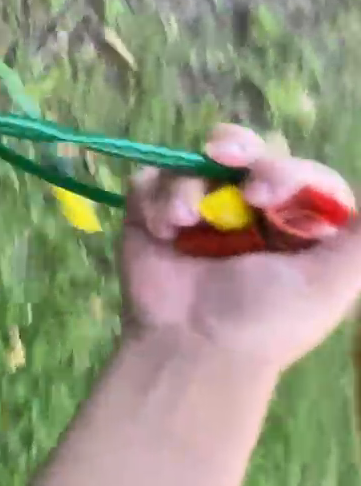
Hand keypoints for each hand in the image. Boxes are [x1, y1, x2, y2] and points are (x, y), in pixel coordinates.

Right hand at [123, 124, 360, 373]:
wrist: (193, 339)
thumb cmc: (268, 316)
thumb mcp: (331, 282)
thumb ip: (357, 241)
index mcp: (298, 223)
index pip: (299, 175)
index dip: (282, 172)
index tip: (262, 194)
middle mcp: (247, 208)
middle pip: (243, 152)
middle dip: (231, 145)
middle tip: (219, 157)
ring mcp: (195, 206)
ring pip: (189, 163)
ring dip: (183, 188)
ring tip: (180, 221)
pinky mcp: (149, 209)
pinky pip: (146, 181)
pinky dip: (152, 199)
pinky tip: (161, 230)